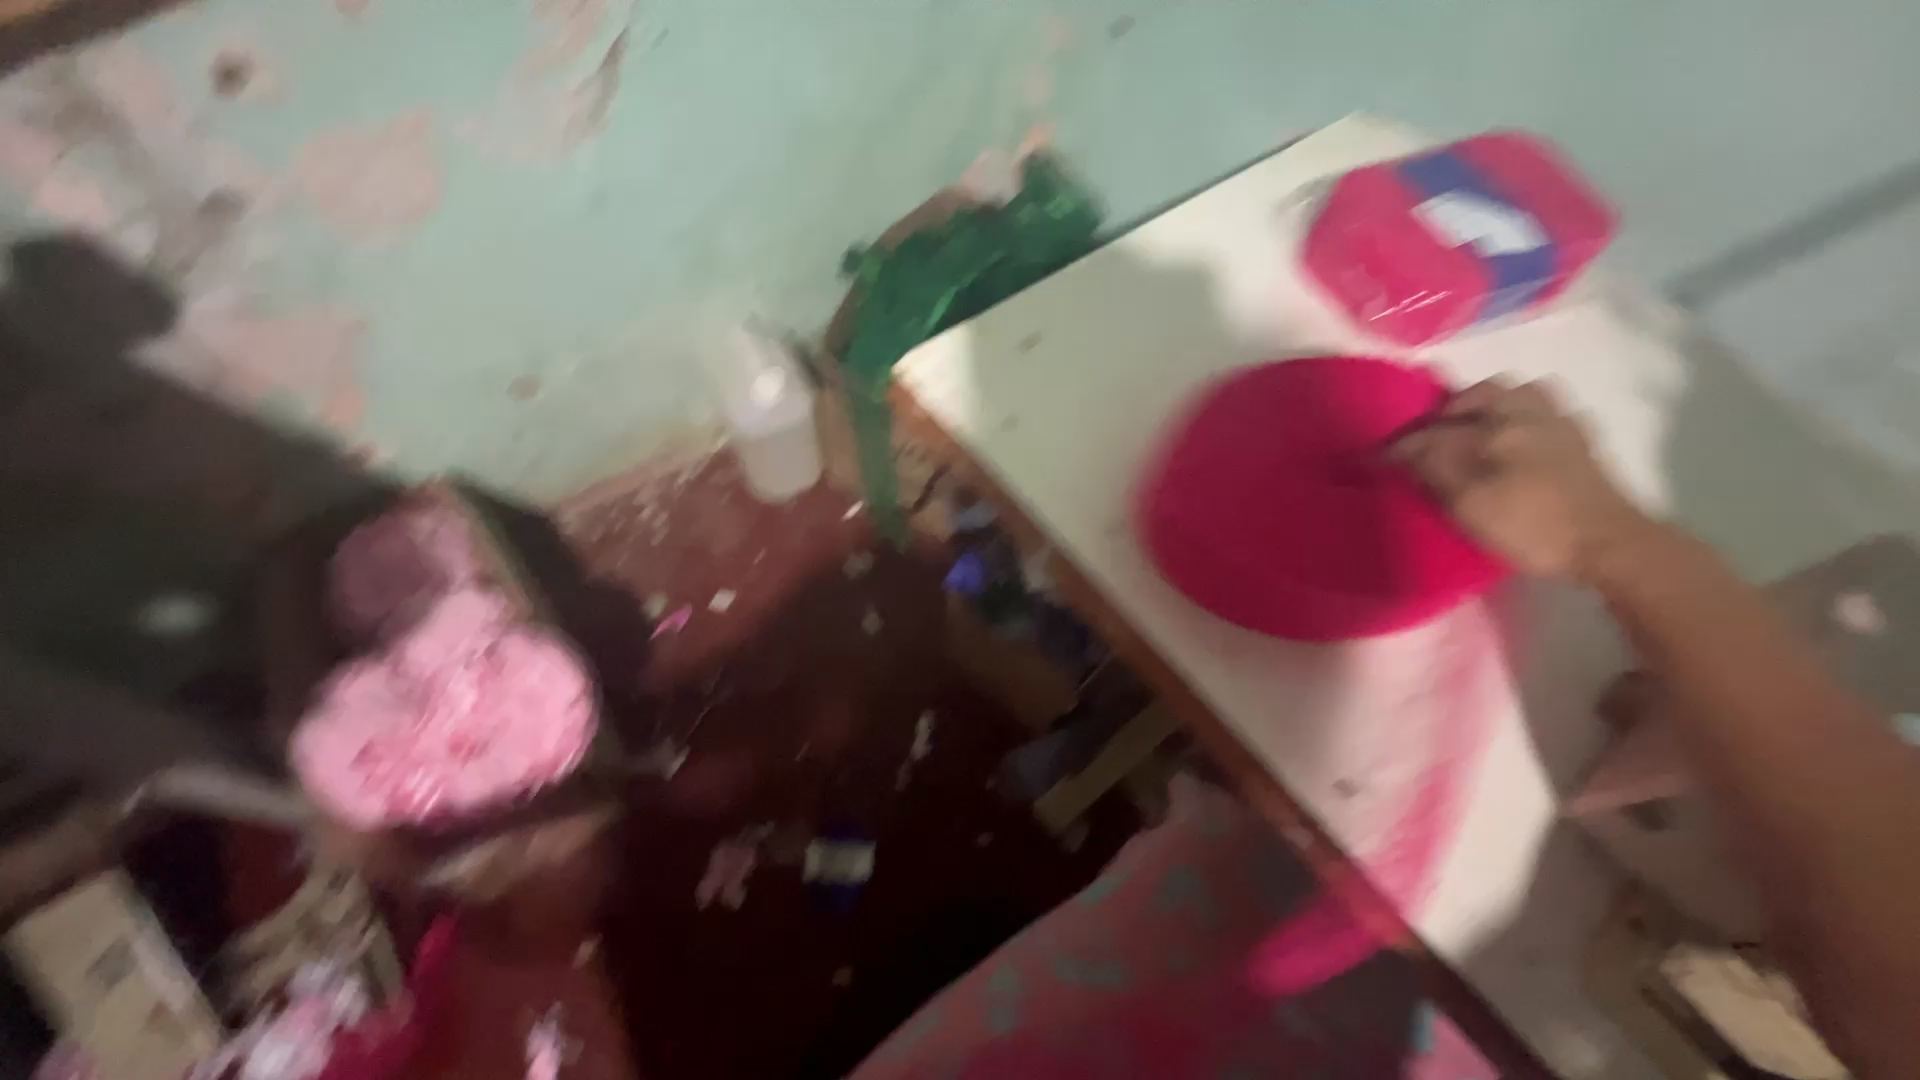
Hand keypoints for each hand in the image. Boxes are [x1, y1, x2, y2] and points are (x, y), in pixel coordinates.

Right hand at [1392, 377, 1648, 581]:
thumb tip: (1397, 448)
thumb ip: (1431, 467)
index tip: (1380, 459)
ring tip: (1473, 432)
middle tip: (1432, 435)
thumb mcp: (1469, 502)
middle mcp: (1529, 413)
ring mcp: (1562, 426)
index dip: (1404, 443)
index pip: (1436, 428)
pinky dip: (1522, 420)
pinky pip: (1545, 415)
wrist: (1611, 545)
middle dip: (1452, 408)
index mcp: (1499, 424)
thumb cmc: (1532, 525)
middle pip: (1484, 393)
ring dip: (1492, 407)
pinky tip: (1514, 442)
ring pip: (1521, 396)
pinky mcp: (1583, 445)